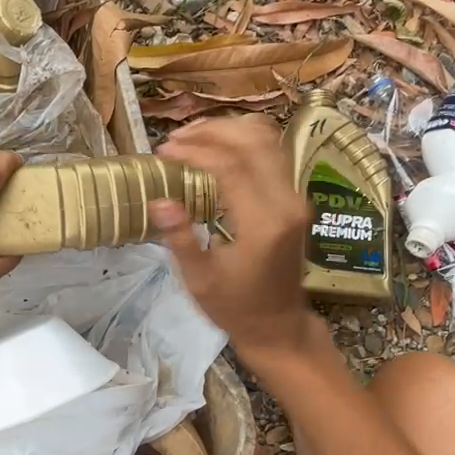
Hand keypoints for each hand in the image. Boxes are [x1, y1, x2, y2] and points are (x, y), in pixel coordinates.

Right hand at [150, 116, 319, 355]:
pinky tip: (216, 147)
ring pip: (268, 140)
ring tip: (193, 136)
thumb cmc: (235, 306)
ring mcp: (296, 197)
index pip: (231, 167)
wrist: (278, 324)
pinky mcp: (295, 197)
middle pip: (254, 142)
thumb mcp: (199, 279)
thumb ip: (180, 238)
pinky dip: (243, 141)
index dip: (195, 152)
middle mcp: (287, 203)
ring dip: (230, 130)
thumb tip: (158, 201)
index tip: (164, 153)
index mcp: (264, 224)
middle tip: (176, 139)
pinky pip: (273, 153)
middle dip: (212, 131)